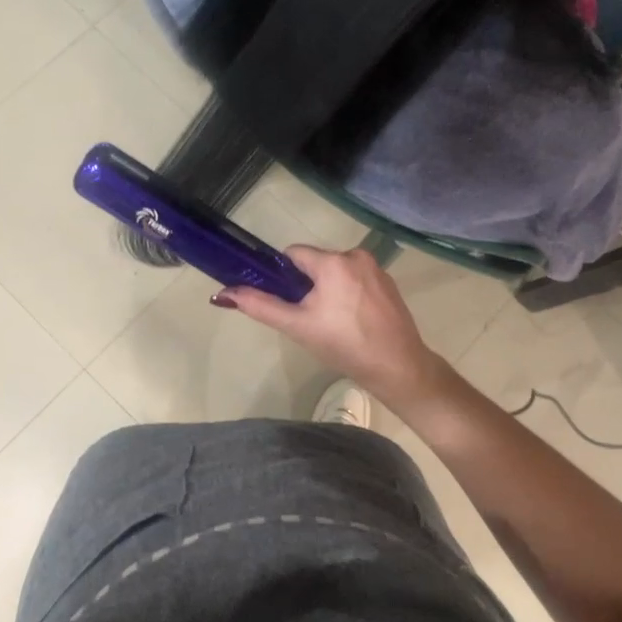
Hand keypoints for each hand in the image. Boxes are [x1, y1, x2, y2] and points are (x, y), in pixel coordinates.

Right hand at [214, 246, 445, 401]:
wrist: (398, 367)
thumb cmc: (344, 345)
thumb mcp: (297, 326)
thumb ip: (260, 306)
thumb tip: (223, 293)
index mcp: (333, 261)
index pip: (293, 254)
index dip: (282, 275)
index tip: (284, 300)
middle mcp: (356, 256)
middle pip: (316, 263)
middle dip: (306, 286)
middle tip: (307, 319)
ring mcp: (376, 269)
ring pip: (336, 273)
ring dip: (327, 291)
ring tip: (330, 324)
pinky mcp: (389, 284)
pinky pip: (356, 281)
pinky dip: (348, 295)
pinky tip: (351, 323)